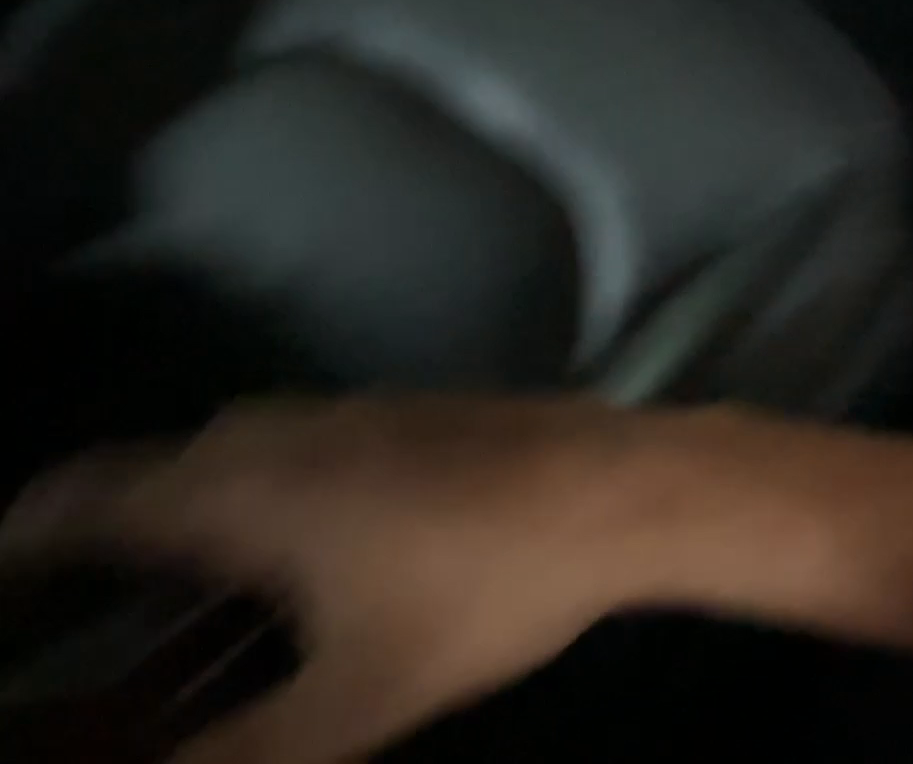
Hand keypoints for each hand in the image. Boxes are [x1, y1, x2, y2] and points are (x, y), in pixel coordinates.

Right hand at [0, 398, 679, 763]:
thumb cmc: (491, 585)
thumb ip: (242, 755)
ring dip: (234, 505)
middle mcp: (301, 428)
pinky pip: (344, 437)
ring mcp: (384, 406)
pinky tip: (360, 537)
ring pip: (268, 446)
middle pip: (174, 468)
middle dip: (136, 536)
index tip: (14, 601)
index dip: (26, 547)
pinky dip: (314, 481)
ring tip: (244, 588)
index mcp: (244, 489)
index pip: (79, 500)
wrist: (629, 487)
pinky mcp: (448, 406)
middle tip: (131, 616)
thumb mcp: (359, 696)